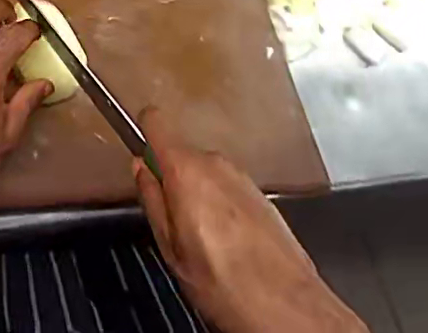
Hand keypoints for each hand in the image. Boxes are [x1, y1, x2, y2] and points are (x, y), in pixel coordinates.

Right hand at [133, 107, 366, 332]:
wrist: (287, 305)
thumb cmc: (224, 283)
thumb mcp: (170, 247)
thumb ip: (151, 198)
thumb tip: (140, 168)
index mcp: (184, 169)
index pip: (156, 121)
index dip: (145, 129)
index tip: (141, 151)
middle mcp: (212, 161)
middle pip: (180, 155)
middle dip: (174, 180)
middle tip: (175, 222)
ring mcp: (239, 174)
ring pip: (205, 173)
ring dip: (200, 195)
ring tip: (205, 240)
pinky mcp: (259, 190)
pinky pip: (227, 187)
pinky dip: (222, 205)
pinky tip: (229, 243)